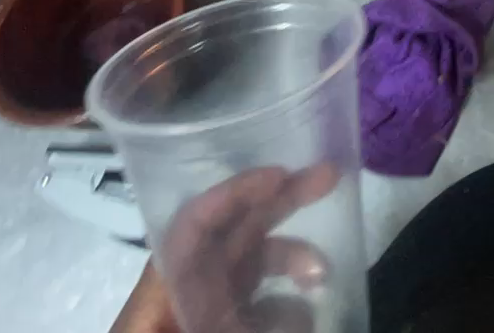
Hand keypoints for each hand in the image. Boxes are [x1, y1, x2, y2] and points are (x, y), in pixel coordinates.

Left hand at [109, 165, 338, 332]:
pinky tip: (306, 322)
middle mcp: (185, 305)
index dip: (233, 195)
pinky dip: (286, 308)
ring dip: (291, 261)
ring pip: (252, 271)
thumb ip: (263, 323)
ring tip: (323, 275)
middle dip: (278, 203)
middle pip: (230, 236)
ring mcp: (207, 324)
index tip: (281, 177)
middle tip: (329, 176)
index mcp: (164, 306)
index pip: (192, 230)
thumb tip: (301, 315)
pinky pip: (260, 311)